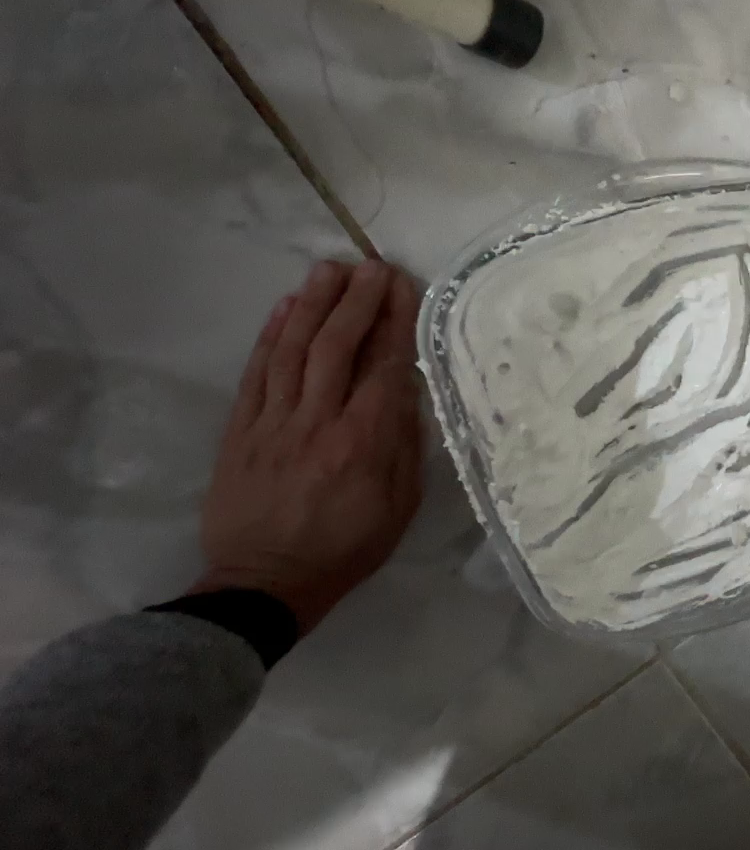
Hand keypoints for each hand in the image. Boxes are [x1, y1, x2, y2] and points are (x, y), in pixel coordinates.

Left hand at [191, 258, 424, 634]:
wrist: (265, 583)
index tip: (406, 287)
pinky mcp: (240, 431)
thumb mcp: (402, 502)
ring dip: (313, 306)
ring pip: (293, 351)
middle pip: (336, 348)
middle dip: (357, 302)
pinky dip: (270, 336)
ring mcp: (273, 423)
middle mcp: (318, 422)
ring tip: (331, 270)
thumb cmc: (351, 544)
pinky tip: (287, 308)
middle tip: (374, 266)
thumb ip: (405, 443)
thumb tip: (409, 392)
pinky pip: (256, 374)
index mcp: (365, 441)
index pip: (384, 367)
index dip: (396, 322)